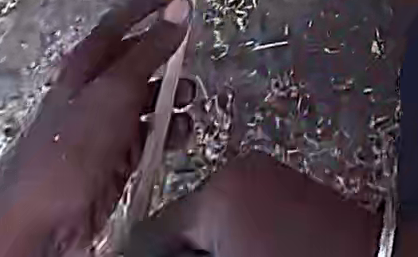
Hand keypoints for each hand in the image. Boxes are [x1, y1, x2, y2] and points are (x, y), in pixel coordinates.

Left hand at [0, 0, 195, 256]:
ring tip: (189, 102)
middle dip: (170, 56)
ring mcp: (106, 124)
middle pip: (140, 59)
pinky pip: (151, 131)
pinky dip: (169, 130)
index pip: (119, 22)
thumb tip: (182, 4)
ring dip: (174, 96)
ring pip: (150, 96)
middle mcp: (96, 90)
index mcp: (85, 66)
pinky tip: (180, 135)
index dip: (148, 4)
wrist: (42, 229)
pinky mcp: (117, 156)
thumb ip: (152, 48)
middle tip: (194, 56)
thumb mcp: (117, 90)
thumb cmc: (73, 148)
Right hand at [125, 153, 380, 256]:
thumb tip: (137, 248)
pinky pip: (232, 217)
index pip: (149, 235)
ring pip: (204, 223)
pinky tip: (231, 256)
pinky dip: (223, 241)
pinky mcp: (279, 186)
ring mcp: (260, 174)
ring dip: (195, 249)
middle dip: (173, 253)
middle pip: (176, 225)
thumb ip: (180, 253)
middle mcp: (235, 170)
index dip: (139, 256)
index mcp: (217, 193)